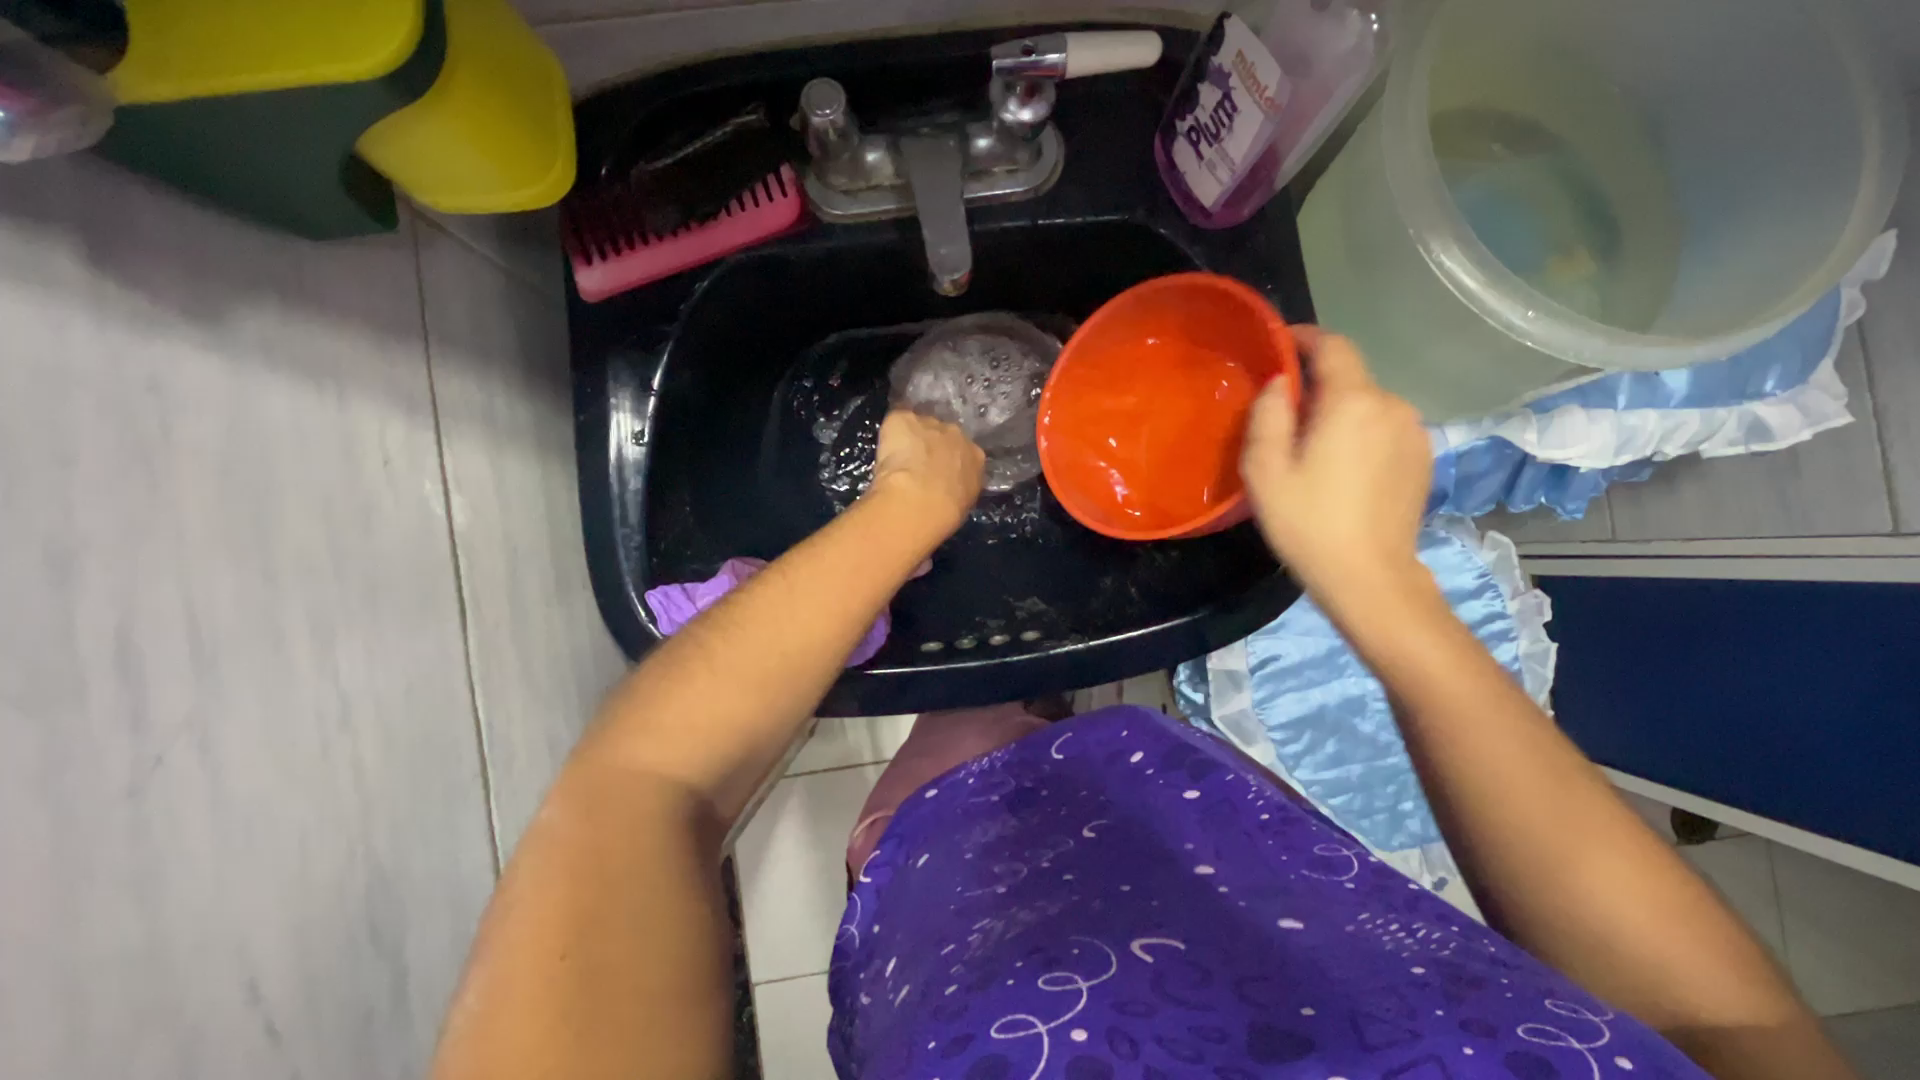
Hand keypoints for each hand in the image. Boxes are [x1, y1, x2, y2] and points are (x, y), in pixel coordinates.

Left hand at [867, 409, 985, 534]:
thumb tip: (950, 486)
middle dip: (931, 445)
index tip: (937, 472)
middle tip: (916, 465)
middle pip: (942, 433)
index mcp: (975, 456)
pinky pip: (895, 422)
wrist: (917, 500)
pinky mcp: (902, 419)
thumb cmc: (944, 512)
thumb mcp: (963, 502)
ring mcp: (928, 422)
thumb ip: (959, 486)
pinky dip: (889, 433)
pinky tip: (883, 452)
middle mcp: (955, 433)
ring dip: (910, 437)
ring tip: (897, 460)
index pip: (964, 451)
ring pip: (918, 425)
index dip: (949, 460)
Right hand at [1241, 328, 1432, 611]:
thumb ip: (1268, 414)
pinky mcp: (1424, 458)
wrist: (1370, 577)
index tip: (1280, 344)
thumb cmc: (1308, 524)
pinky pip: (1385, 429)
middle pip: (1351, 378)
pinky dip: (1362, 435)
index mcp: (1353, 402)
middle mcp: (1392, 405)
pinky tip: (1343, 470)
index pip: (1334, 346)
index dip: (1305, 338)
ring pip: (1369, 405)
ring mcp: (1414, 432)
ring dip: (1341, 414)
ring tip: (1313, 449)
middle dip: (1318, 386)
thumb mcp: (1266, 471)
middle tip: (1285, 417)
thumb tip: (1281, 383)